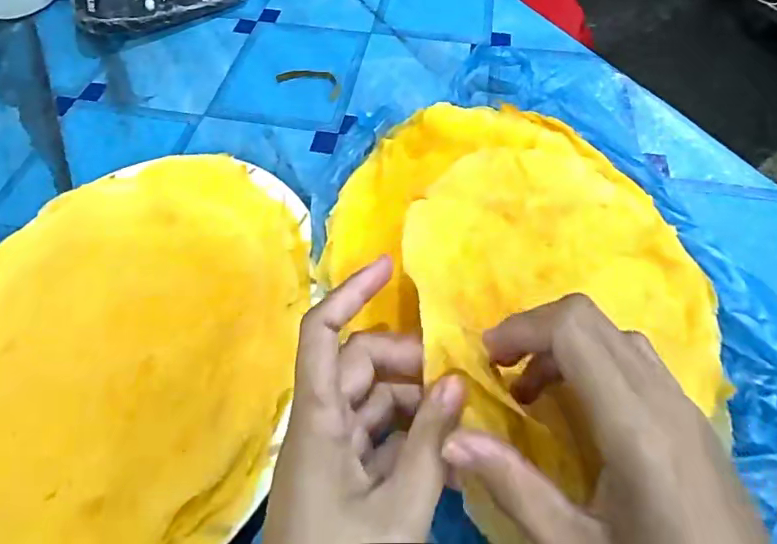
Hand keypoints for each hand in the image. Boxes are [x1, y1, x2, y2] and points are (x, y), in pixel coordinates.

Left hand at [265, 256, 466, 543]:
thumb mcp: (398, 509)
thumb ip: (430, 442)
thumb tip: (455, 379)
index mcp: (317, 417)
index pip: (322, 331)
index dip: (350, 291)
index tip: (388, 267)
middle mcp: (320, 423)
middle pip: (359, 363)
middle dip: (405, 361)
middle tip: (453, 378)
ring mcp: (331, 452)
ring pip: (372, 400)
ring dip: (414, 401)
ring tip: (459, 418)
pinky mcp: (343, 479)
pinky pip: (378, 437)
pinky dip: (409, 435)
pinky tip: (446, 451)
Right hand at [440, 294, 765, 543]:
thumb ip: (515, 488)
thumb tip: (451, 440)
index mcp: (634, 423)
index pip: (573, 327)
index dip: (522, 327)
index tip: (487, 356)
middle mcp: (663, 397)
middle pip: (590, 319)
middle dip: (537, 331)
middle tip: (503, 370)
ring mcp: (686, 406)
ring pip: (616, 336)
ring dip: (568, 346)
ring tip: (536, 393)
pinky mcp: (696, 421)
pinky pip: (639, 361)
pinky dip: (597, 362)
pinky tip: (584, 412)